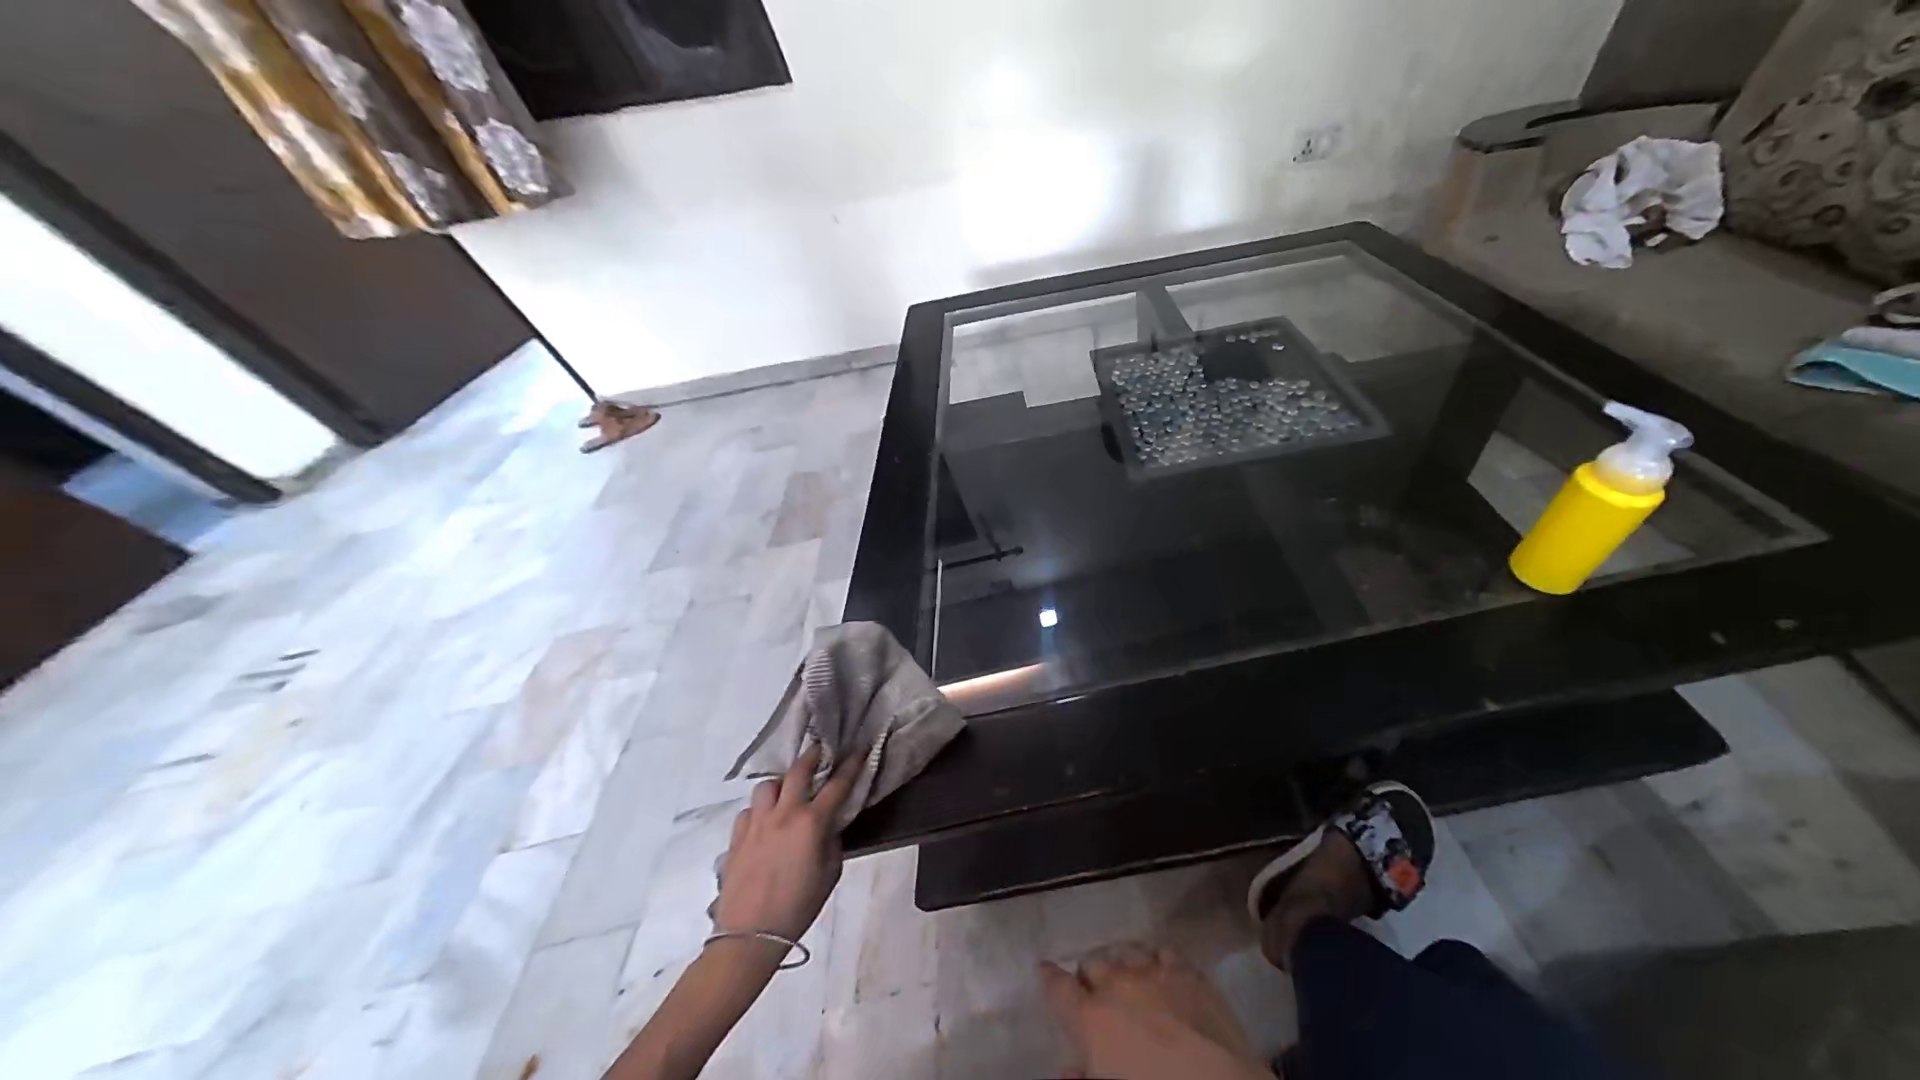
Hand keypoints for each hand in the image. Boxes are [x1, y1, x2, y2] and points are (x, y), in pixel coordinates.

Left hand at [712, 744, 858, 943]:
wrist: (749, 934)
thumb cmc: (798, 907)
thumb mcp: (830, 875)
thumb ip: (832, 842)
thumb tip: (828, 826)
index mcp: (811, 822)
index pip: (837, 784)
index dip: (851, 764)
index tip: (858, 748)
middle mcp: (783, 813)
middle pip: (798, 770)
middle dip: (812, 756)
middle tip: (820, 751)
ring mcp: (756, 821)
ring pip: (768, 786)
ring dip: (781, 784)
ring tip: (787, 792)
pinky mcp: (736, 835)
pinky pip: (750, 810)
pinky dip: (760, 810)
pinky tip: (764, 823)